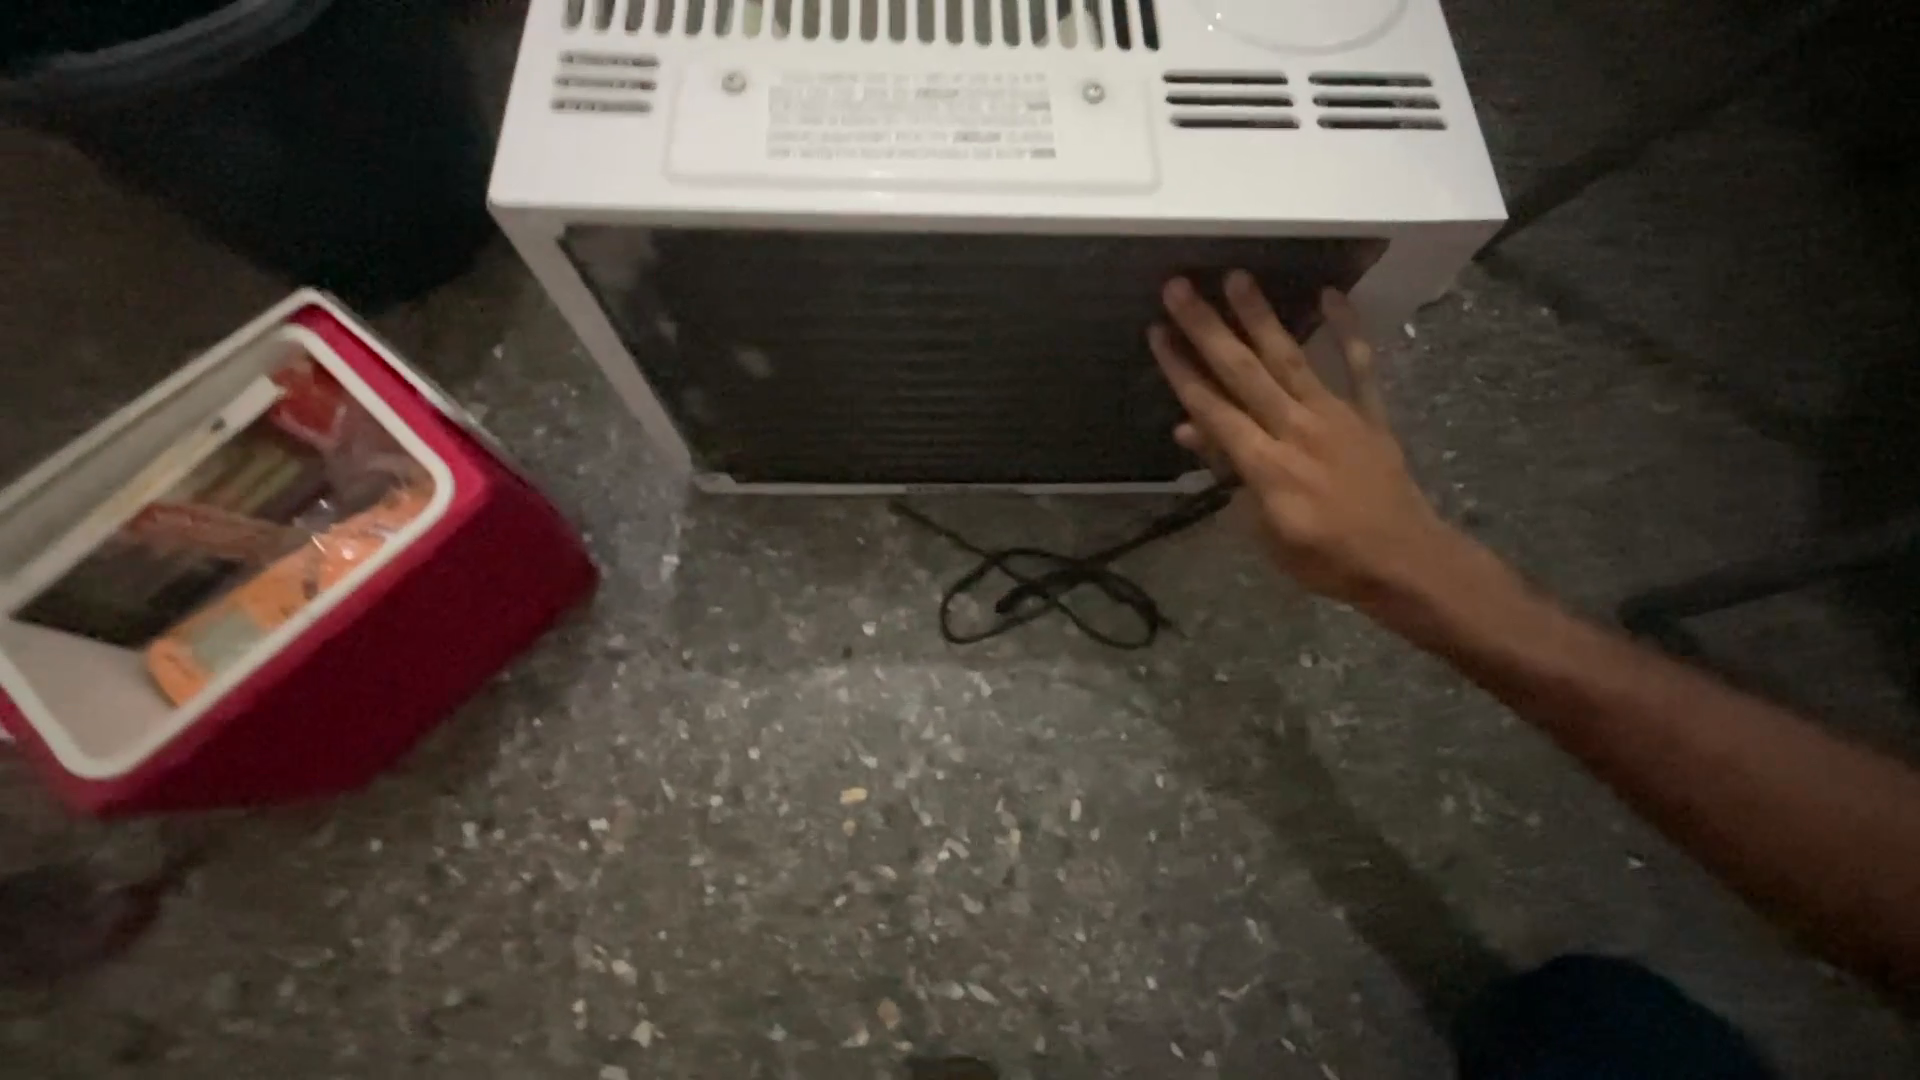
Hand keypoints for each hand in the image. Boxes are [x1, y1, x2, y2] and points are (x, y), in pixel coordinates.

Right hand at [1149, 272, 1467, 606]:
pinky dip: (1346, 330)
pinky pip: (1359, 366)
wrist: (1406, 563)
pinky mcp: (1370, 415)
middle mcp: (1296, 428)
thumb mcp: (1265, 533)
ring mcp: (1337, 416)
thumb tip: (1191, 432)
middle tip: (1180, 287)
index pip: (1212, 408)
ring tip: (1237, 277)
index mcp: (1265, 464)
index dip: (1181, 370)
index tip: (1157, 333)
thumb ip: (1231, 476)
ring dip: (1260, 317)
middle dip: (1207, 329)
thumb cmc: (1326, 559)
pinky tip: (1331, 295)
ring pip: (1290, 358)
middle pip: (1243, 372)